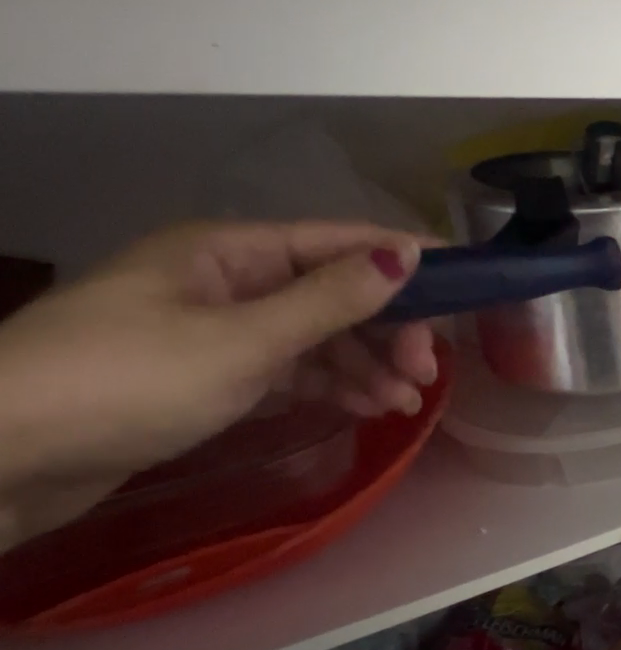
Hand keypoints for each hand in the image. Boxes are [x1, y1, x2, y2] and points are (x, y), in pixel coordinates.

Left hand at [0, 221, 436, 544]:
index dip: (407, 259)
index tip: (468, 286)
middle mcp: (231, 281)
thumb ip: (333, 299)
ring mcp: (220, 330)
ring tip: (405, 402)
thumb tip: (409, 252)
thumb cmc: (124, 381)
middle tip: (428, 372)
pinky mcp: (211, 377)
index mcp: (231, 251)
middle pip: (338, 293)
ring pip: (322, 336)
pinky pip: (295, 370)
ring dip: (370, 365)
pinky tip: (369, 408)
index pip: (342, 242)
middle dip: (392, 329)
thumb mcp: (242, 339)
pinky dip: (334, 386)